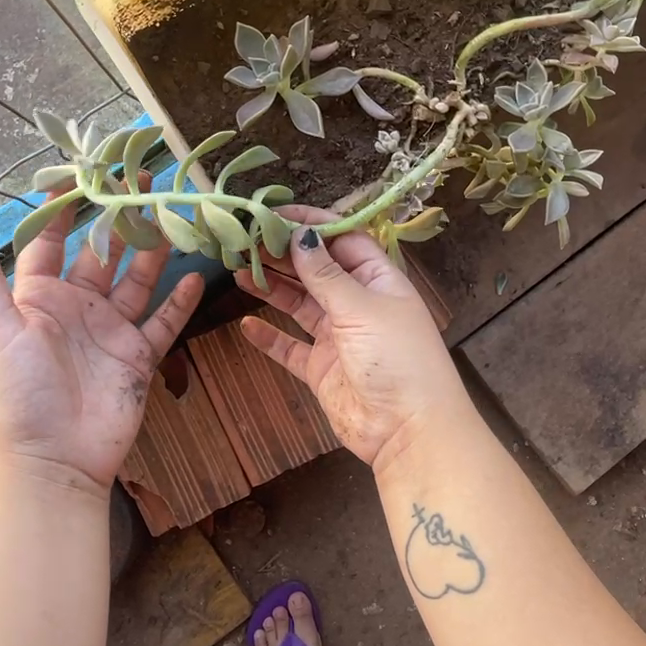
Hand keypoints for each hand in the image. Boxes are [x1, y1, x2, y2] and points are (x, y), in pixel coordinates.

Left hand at [0, 196, 202, 497]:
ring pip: (138, 280)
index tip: (87, 172)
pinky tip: (196, 275)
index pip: (53, 241)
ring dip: (154, 250)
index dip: (67, 208)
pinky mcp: (137, 357)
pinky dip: (179, 301)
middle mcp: (77, 308)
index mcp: (39, 297)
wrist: (51, 461)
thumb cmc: (16, 393)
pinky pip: (163, 322)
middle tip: (146, 182)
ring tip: (175, 216)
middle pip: (104, 253)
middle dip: (121, 218)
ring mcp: (110, 332)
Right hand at [235, 206, 469, 470]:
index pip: (342, 240)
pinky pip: (291, 347)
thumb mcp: (360, 308)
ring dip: (272, 287)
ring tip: (238, 270)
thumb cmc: (395, 358)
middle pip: (316, 270)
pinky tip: (246, 324)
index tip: (274, 215)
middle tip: (245, 241)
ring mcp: (339, 337)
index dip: (311, 225)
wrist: (408, 431)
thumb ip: (325, 274)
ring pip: (299, 303)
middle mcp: (357, 303)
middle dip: (283, 254)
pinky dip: (269, 336)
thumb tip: (301, 236)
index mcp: (378, 280)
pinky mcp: (322, 369)